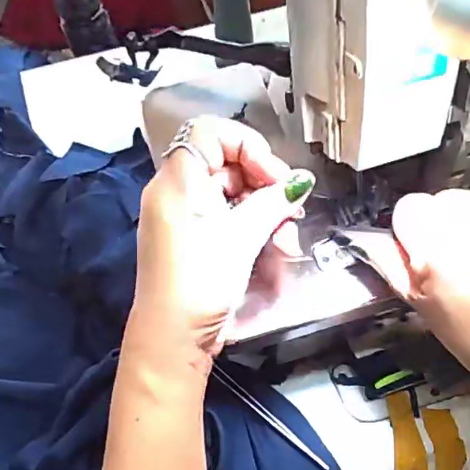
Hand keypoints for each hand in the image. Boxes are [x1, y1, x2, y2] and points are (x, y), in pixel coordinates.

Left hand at [126, 118, 314, 369]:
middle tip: (290, 207)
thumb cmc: (200, 284)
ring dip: (262, 210)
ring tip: (286, 237)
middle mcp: (173, 194)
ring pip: (227, 195)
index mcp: (178, 181)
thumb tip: (298, 182)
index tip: (273, 176)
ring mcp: (178, 219)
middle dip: (263, 183)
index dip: (248, 146)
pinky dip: (245, 227)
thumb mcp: (242, 238)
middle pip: (224, 164)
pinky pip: (219, 219)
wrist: (171, 337)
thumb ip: (272, 202)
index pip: (211, 132)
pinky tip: (270, 246)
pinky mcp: (186, 242)